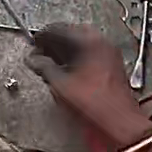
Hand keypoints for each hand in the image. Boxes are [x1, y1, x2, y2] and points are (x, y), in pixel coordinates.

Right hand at [25, 23, 150, 144]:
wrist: (119, 122)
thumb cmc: (94, 103)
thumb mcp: (60, 84)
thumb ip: (43, 67)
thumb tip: (33, 60)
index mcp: (88, 41)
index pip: (58, 29)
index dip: (42, 36)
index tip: (32, 44)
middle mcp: (101, 42)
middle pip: (71, 33)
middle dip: (53, 42)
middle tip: (39, 53)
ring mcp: (109, 53)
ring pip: (81, 42)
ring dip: (64, 49)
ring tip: (50, 62)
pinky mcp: (113, 64)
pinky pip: (90, 52)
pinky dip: (76, 56)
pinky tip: (66, 69)